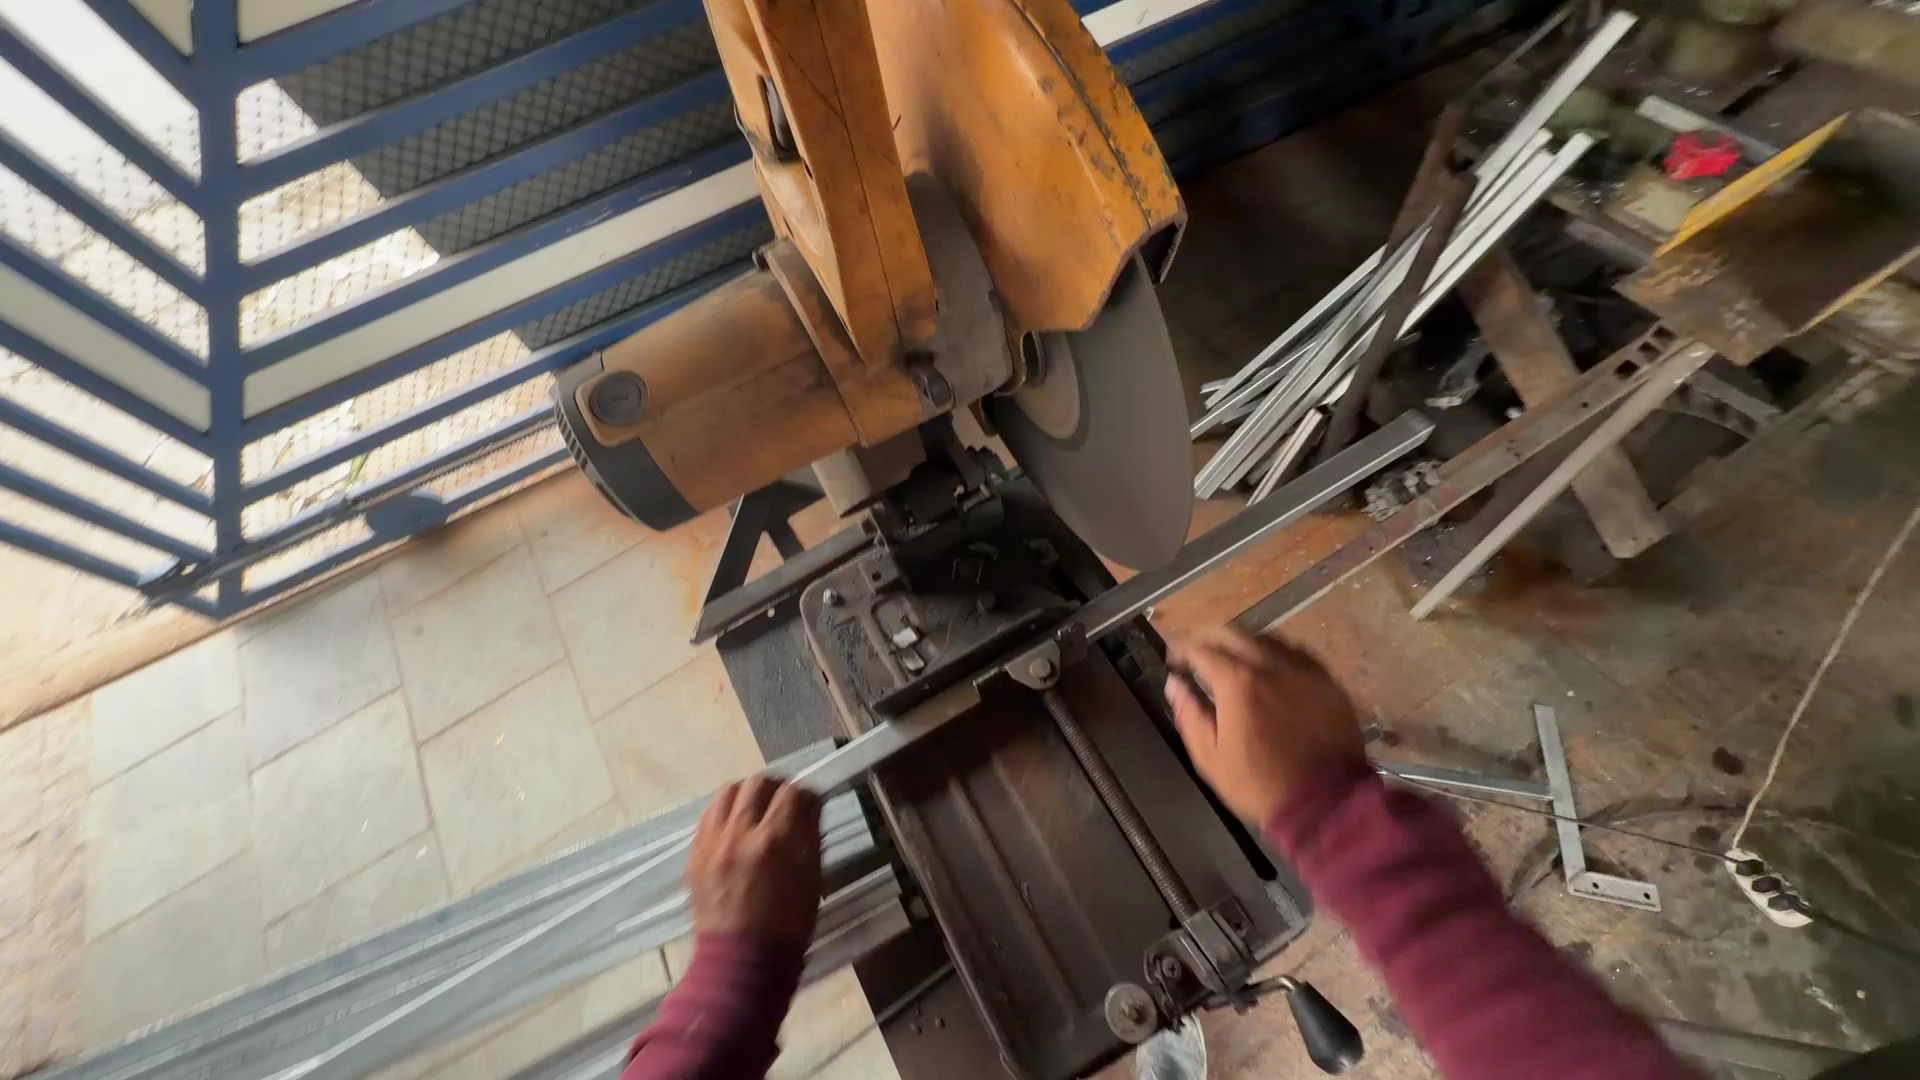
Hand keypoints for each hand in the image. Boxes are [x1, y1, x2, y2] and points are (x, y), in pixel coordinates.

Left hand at [686, 774, 823, 947]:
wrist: (740, 963)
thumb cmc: (788, 924)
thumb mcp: (812, 877)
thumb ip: (810, 834)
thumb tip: (809, 806)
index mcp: (776, 840)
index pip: (794, 792)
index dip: (807, 794)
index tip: (811, 803)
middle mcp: (741, 832)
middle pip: (759, 782)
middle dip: (777, 786)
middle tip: (784, 800)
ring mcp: (713, 842)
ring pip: (729, 791)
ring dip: (748, 794)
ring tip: (757, 808)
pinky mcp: (695, 854)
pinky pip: (709, 815)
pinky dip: (726, 811)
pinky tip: (735, 824)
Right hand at [1164, 626, 1365, 824]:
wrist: (1328, 804)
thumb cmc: (1260, 784)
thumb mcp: (1210, 757)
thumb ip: (1189, 715)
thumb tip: (1174, 684)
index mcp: (1238, 683)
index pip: (1201, 650)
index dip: (1181, 649)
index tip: (1172, 658)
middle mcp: (1270, 666)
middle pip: (1232, 633)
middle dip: (1207, 637)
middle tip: (1195, 650)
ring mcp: (1303, 671)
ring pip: (1265, 638)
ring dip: (1241, 642)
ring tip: (1230, 657)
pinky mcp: (1327, 682)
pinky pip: (1295, 654)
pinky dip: (1274, 654)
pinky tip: (1268, 668)